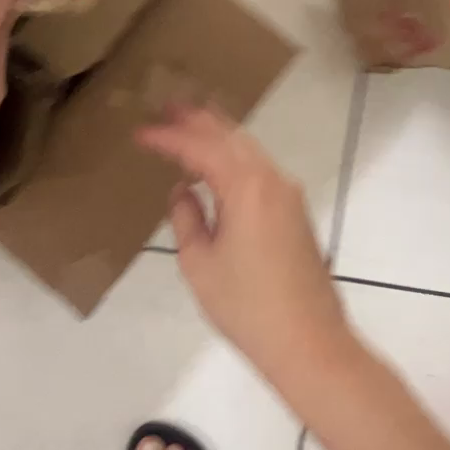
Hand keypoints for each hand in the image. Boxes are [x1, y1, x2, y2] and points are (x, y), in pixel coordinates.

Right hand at [135, 104, 349, 366]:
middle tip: (167, 106)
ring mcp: (289, 196)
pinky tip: (217, 163)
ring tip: (188, 124)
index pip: (200, 148)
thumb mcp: (200, 264)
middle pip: (231, 137)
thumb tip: (184, 192)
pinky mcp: (296, 214)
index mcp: (246, 188)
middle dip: (197, 120)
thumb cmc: (246, 307)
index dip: (168, 138)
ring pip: (249, 150)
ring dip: (218, 135)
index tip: (140, 132)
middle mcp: (272, 181)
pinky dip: (234, 156)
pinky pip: (259, 169)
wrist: (309, 343)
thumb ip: (186, 218)